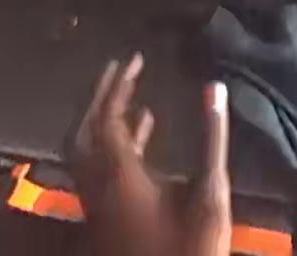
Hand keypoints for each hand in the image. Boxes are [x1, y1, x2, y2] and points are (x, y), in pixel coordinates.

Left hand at [72, 53, 230, 255]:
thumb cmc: (193, 250)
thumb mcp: (210, 192)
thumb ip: (212, 136)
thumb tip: (214, 88)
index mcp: (121, 178)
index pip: (108, 120)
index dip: (117, 86)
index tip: (134, 59)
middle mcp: (100, 190)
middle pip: (83, 134)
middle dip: (98, 97)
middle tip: (119, 69)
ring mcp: (99, 208)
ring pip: (85, 153)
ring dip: (102, 119)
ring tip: (130, 92)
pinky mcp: (107, 220)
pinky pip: (98, 168)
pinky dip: (113, 142)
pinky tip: (143, 132)